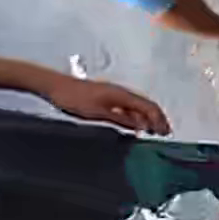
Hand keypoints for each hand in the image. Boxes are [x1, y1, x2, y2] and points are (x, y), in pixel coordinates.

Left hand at [38, 76, 170, 134]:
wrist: (54, 86)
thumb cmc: (75, 99)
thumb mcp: (99, 113)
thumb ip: (122, 120)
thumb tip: (142, 126)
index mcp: (123, 95)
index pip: (149, 107)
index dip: (159, 120)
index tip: (165, 133)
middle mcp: (123, 93)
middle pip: (148, 106)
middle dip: (158, 119)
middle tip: (164, 133)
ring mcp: (116, 95)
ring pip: (139, 107)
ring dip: (148, 119)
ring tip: (152, 131)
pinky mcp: (108, 98)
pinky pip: (129, 108)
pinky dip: (137, 117)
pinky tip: (135, 126)